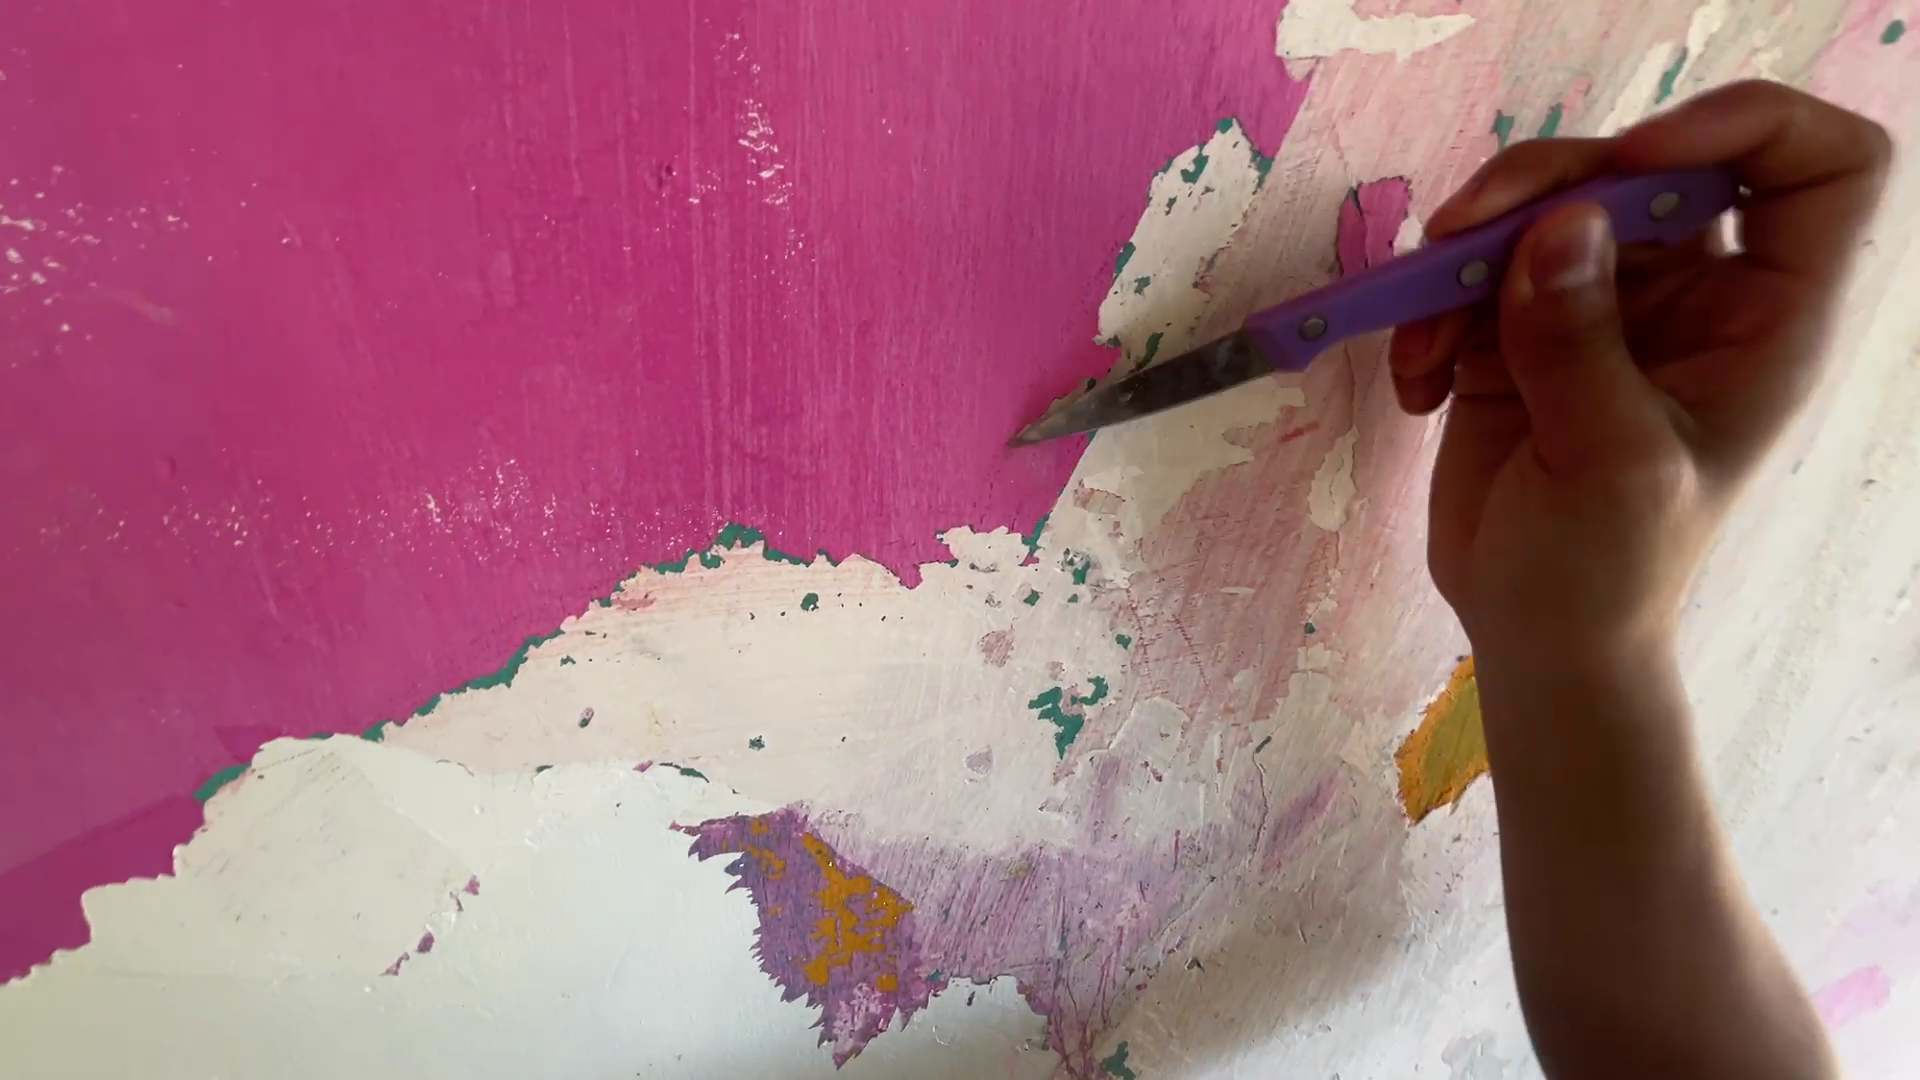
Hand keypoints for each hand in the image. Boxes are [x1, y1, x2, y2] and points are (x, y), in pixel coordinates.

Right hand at [1389, 81, 1890, 656]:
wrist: (1529, 622)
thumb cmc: (1606, 564)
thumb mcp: (1608, 458)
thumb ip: (1579, 343)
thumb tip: (1554, 226)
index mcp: (1754, 318)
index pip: (1809, 170)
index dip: (1734, 131)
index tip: (1625, 160)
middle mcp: (1673, 303)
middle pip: (1622, 181)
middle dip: (1532, 194)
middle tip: (1452, 234)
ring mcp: (1579, 325)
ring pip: (1520, 236)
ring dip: (1450, 281)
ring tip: (1419, 358)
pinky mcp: (1502, 353)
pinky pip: (1456, 302)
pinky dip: (1420, 333)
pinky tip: (1414, 393)